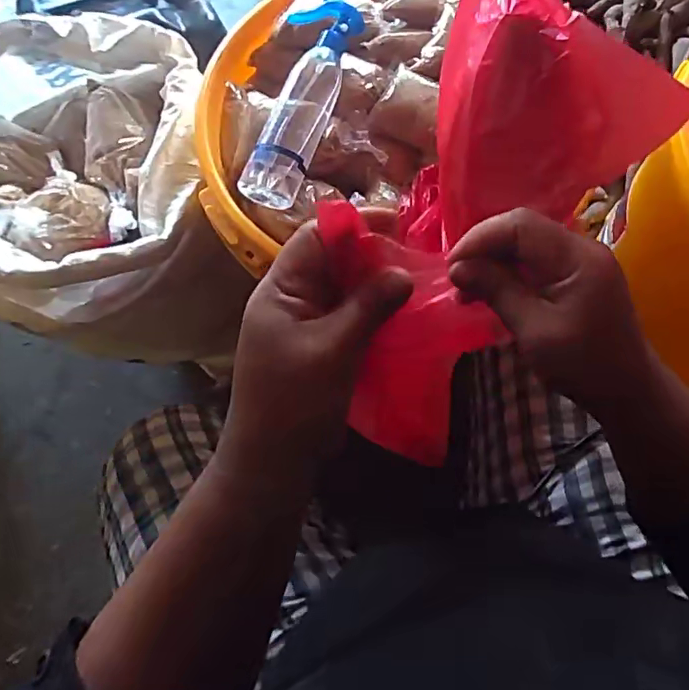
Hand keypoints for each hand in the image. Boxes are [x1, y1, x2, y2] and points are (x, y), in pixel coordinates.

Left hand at [224, 220, 411, 484]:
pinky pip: (350, 313)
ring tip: (417, 278)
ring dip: (376, 281)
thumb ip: (368, 307)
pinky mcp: (322, 345)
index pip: (315, 237)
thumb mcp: (333, 350)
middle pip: (332, 259)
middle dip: (371, 252)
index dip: (353, 225)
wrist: (272, 466)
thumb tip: (404, 272)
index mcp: (280, 290)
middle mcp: (292, 298)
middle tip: (416, 253)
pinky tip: (403, 310)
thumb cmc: (294, 404)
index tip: (397, 224)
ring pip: (344, 287)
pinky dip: (374, 308)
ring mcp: (306, 323)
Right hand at [450, 208, 688, 525]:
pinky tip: (492, 291)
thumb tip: (458, 266)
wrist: (630, 392)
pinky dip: (511, 270)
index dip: (480, 238)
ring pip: (528, 243)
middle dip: (484, 248)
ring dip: (495, 260)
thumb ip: (498, 290)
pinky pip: (538, 259)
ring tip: (467, 289)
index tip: (453, 267)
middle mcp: (583, 248)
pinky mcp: (580, 275)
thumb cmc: (584, 366)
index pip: (520, 225)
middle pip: (524, 229)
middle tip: (457, 279)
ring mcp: (584, 260)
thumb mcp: (535, 331)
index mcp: (578, 257)